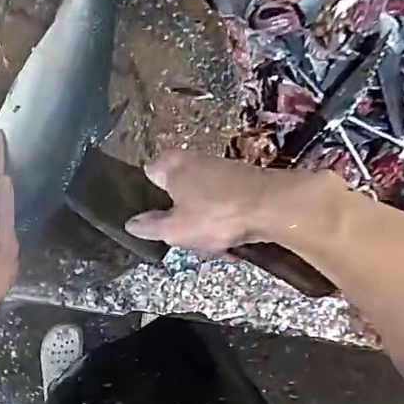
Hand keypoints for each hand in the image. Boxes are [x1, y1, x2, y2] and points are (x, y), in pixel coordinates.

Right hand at [124, 149, 343, 254]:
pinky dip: (223, 222)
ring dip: (203, 224)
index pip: (147, 175)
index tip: (150, 219)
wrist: (273, 207)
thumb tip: (130, 224)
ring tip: (211, 244)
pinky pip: (222, 206)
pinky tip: (230, 241)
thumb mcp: (174, 229)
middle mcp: (194, 160)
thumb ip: (150, 227)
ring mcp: (220, 169)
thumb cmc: (216, 215)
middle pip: (175, 192)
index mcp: (171, 165)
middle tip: (183, 238)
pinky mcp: (241, 182)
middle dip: (178, 216)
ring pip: (200, 202)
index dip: (146, 198)